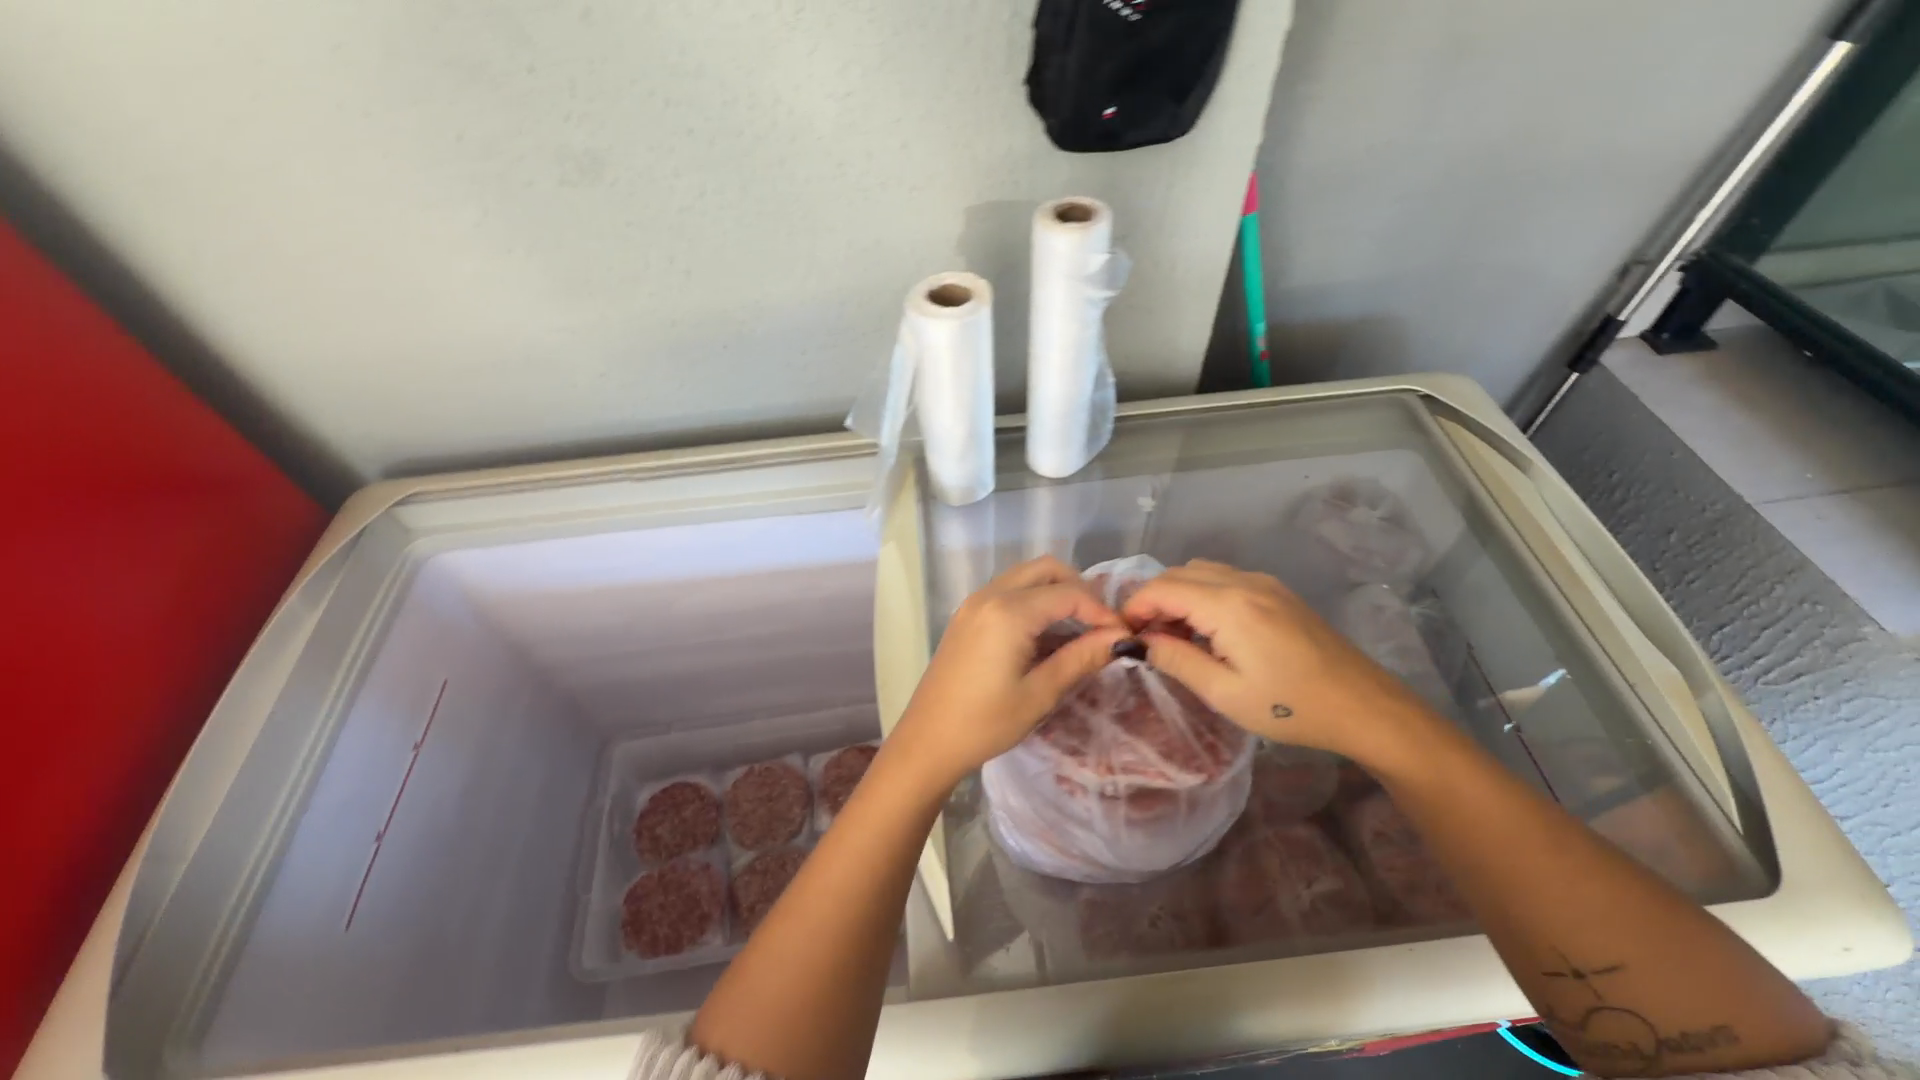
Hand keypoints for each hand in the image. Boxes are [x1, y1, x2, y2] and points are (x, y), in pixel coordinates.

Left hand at [893, 556, 1129, 786]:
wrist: (927, 741)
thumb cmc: (985, 723)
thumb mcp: (1040, 694)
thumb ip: (1080, 658)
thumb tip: (1121, 638)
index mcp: (1008, 612)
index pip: (1069, 594)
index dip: (1101, 611)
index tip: (1122, 635)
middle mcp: (989, 596)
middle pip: (1046, 569)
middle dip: (1079, 590)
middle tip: (1100, 624)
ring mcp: (973, 603)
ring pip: (1025, 577)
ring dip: (1055, 592)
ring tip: (1078, 629)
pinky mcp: (965, 616)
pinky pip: (1007, 591)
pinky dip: (1033, 600)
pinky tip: (1046, 635)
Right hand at [1122, 559, 1442, 765]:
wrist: (1363, 707)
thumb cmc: (1290, 708)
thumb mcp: (1224, 692)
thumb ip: (1175, 659)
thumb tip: (1136, 641)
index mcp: (1228, 605)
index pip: (1161, 588)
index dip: (1133, 608)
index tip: (1121, 637)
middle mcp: (1244, 582)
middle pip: (1178, 574)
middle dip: (1152, 601)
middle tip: (1144, 641)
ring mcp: (1264, 583)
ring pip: (1201, 572)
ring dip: (1178, 597)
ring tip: (1174, 639)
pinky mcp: (1278, 593)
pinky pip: (1225, 580)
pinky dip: (1202, 597)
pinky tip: (1207, 633)